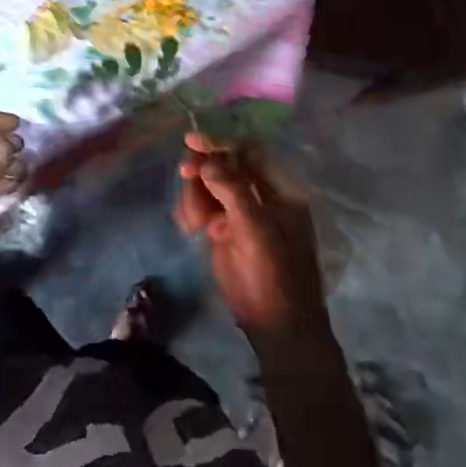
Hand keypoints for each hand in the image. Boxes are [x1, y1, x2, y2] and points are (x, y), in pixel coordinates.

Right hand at [175, 132, 322, 332]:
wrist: (276, 326)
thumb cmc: (275, 276)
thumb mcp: (256, 230)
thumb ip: (234, 191)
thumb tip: (207, 163)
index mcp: (281, 193)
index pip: (250, 154)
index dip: (222, 143)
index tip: (192, 140)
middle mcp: (261, 198)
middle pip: (225, 167)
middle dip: (204, 169)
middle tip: (184, 173)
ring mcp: (241, 215)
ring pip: (209, 188)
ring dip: (196, 195)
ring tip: (194, 221)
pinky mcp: (223, 231)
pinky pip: (203, 209)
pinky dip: (192, 211)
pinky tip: (190, 226)